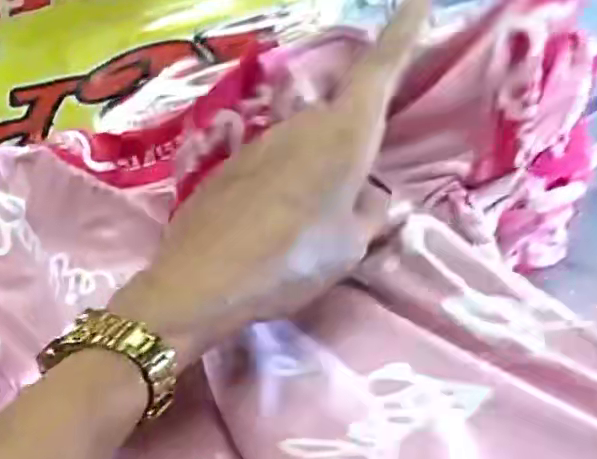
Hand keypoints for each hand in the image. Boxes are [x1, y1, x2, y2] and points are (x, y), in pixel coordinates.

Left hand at [110, 0, 430, 351]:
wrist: (194, 288)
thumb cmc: (287, 263)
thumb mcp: (348, 246)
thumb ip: (366, 216)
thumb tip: (367, 201)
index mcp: (344, 131)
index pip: (381, 66)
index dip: (402, 32)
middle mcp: (293, 128)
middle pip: (325, 118)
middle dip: (336, 139)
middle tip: (338, 183)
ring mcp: (245, 152)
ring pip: (284, 149)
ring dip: (293, 172)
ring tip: (287, 221)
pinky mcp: (209, 181)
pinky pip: (248, 177)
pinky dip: (257, 194)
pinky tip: (248, 230)